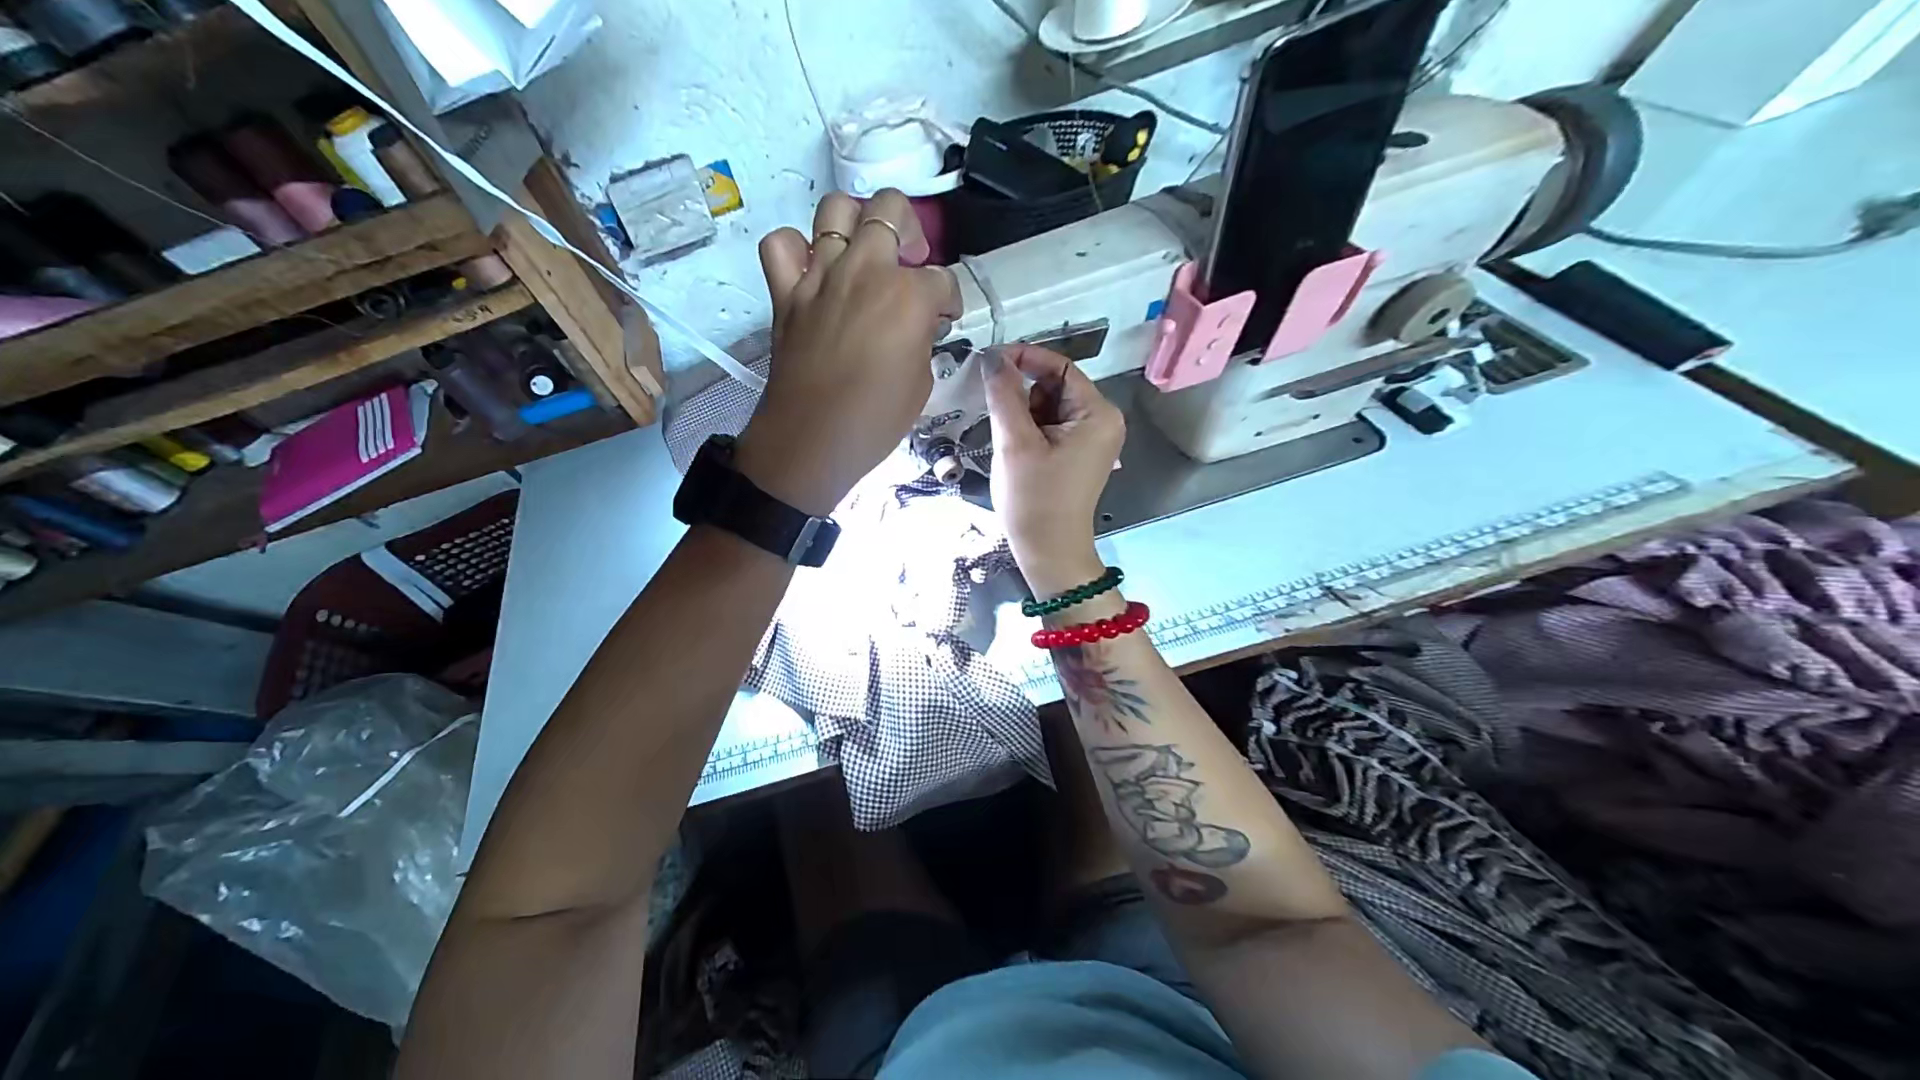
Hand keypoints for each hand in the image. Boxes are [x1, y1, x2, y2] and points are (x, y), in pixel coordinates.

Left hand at [734, 190, 960, 515]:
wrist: (813, 440)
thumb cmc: (876, 420)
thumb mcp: (921, 382)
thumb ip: (923, 340)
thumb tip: (919, 324)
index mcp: (908, 296)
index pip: (942, 278)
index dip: (949, 298)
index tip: (945, 317)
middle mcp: (865, 270)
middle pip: (891, 211)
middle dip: (910, 229)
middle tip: (911, 260)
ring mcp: (821, 276)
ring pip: (836, 209)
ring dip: (856, 221)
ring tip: (864, 250)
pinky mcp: (787, 292)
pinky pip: (782, 245)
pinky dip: (796, 248)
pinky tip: (812, 267)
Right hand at [982, 345, 1125, 596]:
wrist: (1049, 552)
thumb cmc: (1034, 499)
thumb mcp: (1014, 442)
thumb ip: (1004, 393)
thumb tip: (992, 356)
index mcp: (1098, 413)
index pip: (1060, 366)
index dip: (1025, 358)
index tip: (989, 361)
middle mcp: (1104, 420)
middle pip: (1055, 385)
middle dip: (1025, 396)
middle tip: (1003, 425)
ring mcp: (1095, 438)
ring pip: (1050, 405)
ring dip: (1025, 416)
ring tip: (1015, 447)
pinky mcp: (1081, 453)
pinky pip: (1053, 425)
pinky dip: (1032, 431)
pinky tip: (1022, 454)